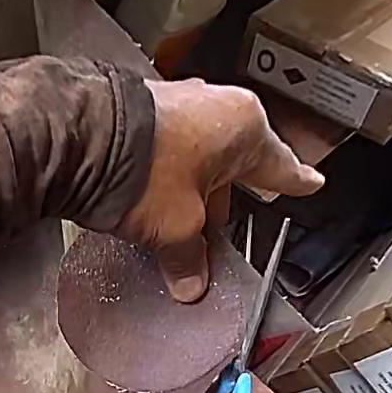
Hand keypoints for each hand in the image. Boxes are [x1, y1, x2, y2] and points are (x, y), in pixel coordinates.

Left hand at [115, 79, 324, 301]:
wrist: (80, 136)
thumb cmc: (146, 174)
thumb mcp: (177, 228)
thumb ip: (189, 258)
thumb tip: (192, 287)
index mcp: (243, 129)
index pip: (278, 166)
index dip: (294, 182)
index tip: (310, 184)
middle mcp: (216, 107)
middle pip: (231, 170)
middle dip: (221, 207)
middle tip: (211, 241)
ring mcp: (179, 105)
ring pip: (197, 164)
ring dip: (190, 197)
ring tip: (173, 230)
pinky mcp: (143, 114)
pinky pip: (167, 157)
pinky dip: (165, 184)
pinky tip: (149, 206)